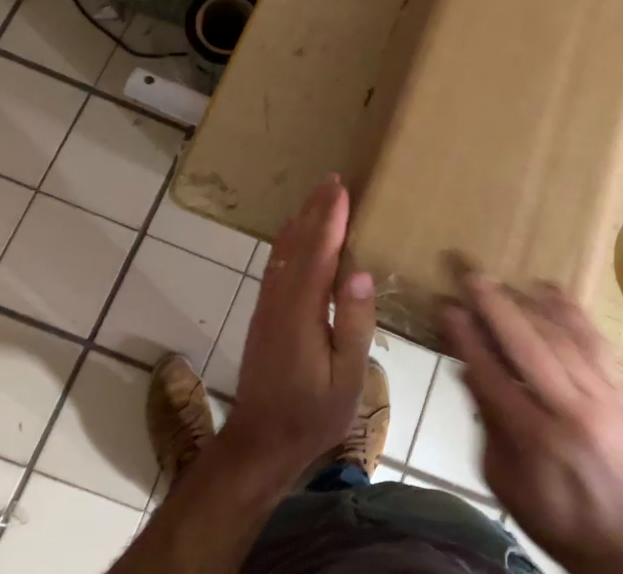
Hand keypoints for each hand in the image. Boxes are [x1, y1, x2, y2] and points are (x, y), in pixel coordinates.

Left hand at [224, 177, 376, 477]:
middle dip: (314, 211)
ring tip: (317, 198)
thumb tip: (361, 274)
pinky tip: (293, 237)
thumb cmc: (312, 414)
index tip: (342, 188)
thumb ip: (354, 326)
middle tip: (332, 179)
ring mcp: (268, 308)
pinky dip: (288, 242)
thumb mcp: (346, 379)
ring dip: (301, 222)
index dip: (330, 219)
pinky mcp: (264, 317)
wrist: (260, 443)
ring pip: (283, 253)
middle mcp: (280, 301)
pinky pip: (276, 266)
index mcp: (302, 313)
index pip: (318, 254)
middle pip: (297, 245)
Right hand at [442, 278, 622, 573]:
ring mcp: (599, 396)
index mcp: (535, 439)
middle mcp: (570, 410)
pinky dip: (572, 310)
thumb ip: (487, 421)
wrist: (620, 534)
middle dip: (497, 307)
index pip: (492, 376)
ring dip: (529, 302)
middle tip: (471, 277)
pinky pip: (595, 339)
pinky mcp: (617, 389)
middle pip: (529, 345)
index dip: (467, 339)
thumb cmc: (550, 512)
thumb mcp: (501, 478)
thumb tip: (467, 367)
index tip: (447, 308)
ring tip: (503, 281)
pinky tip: (551, 289)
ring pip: (562, 335)